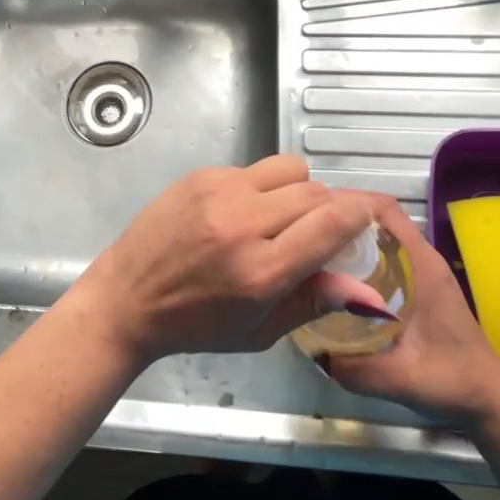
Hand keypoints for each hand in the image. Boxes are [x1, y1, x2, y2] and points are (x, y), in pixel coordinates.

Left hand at [69, 156, 374, 362]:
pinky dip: (263, 187)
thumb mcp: (260, 331)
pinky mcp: (202, 175)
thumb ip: (314, 300)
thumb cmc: (196, 324)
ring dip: (299, 190)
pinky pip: (255, 168)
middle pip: (315, 193)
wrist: (129, 297)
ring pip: (290, 169)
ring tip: (282, 217)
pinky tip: (245, 213)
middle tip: (320, 230)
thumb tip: (369, 291)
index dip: (359, 214)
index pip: (331, 224)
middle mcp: (243, 223)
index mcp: (261, 271)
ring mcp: (220, 191)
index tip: (368, 216)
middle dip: (329, 209)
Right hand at [321, 195, 499, 422]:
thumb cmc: (454, 382)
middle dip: (341, 218)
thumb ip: (353, 368)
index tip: (314, 210)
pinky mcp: (419, 287)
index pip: (386, 210)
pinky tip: (335, 277)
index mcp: (423, 266)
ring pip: (381, 236)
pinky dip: (359, 257)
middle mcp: (423, 260)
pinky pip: (384, 257)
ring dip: (349, 237)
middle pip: (379, 217)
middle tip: (302, 231)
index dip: (350, 202)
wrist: (490, 403)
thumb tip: (311, 350)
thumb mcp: (400, 379)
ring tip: (311, 249)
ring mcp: (422, 272)